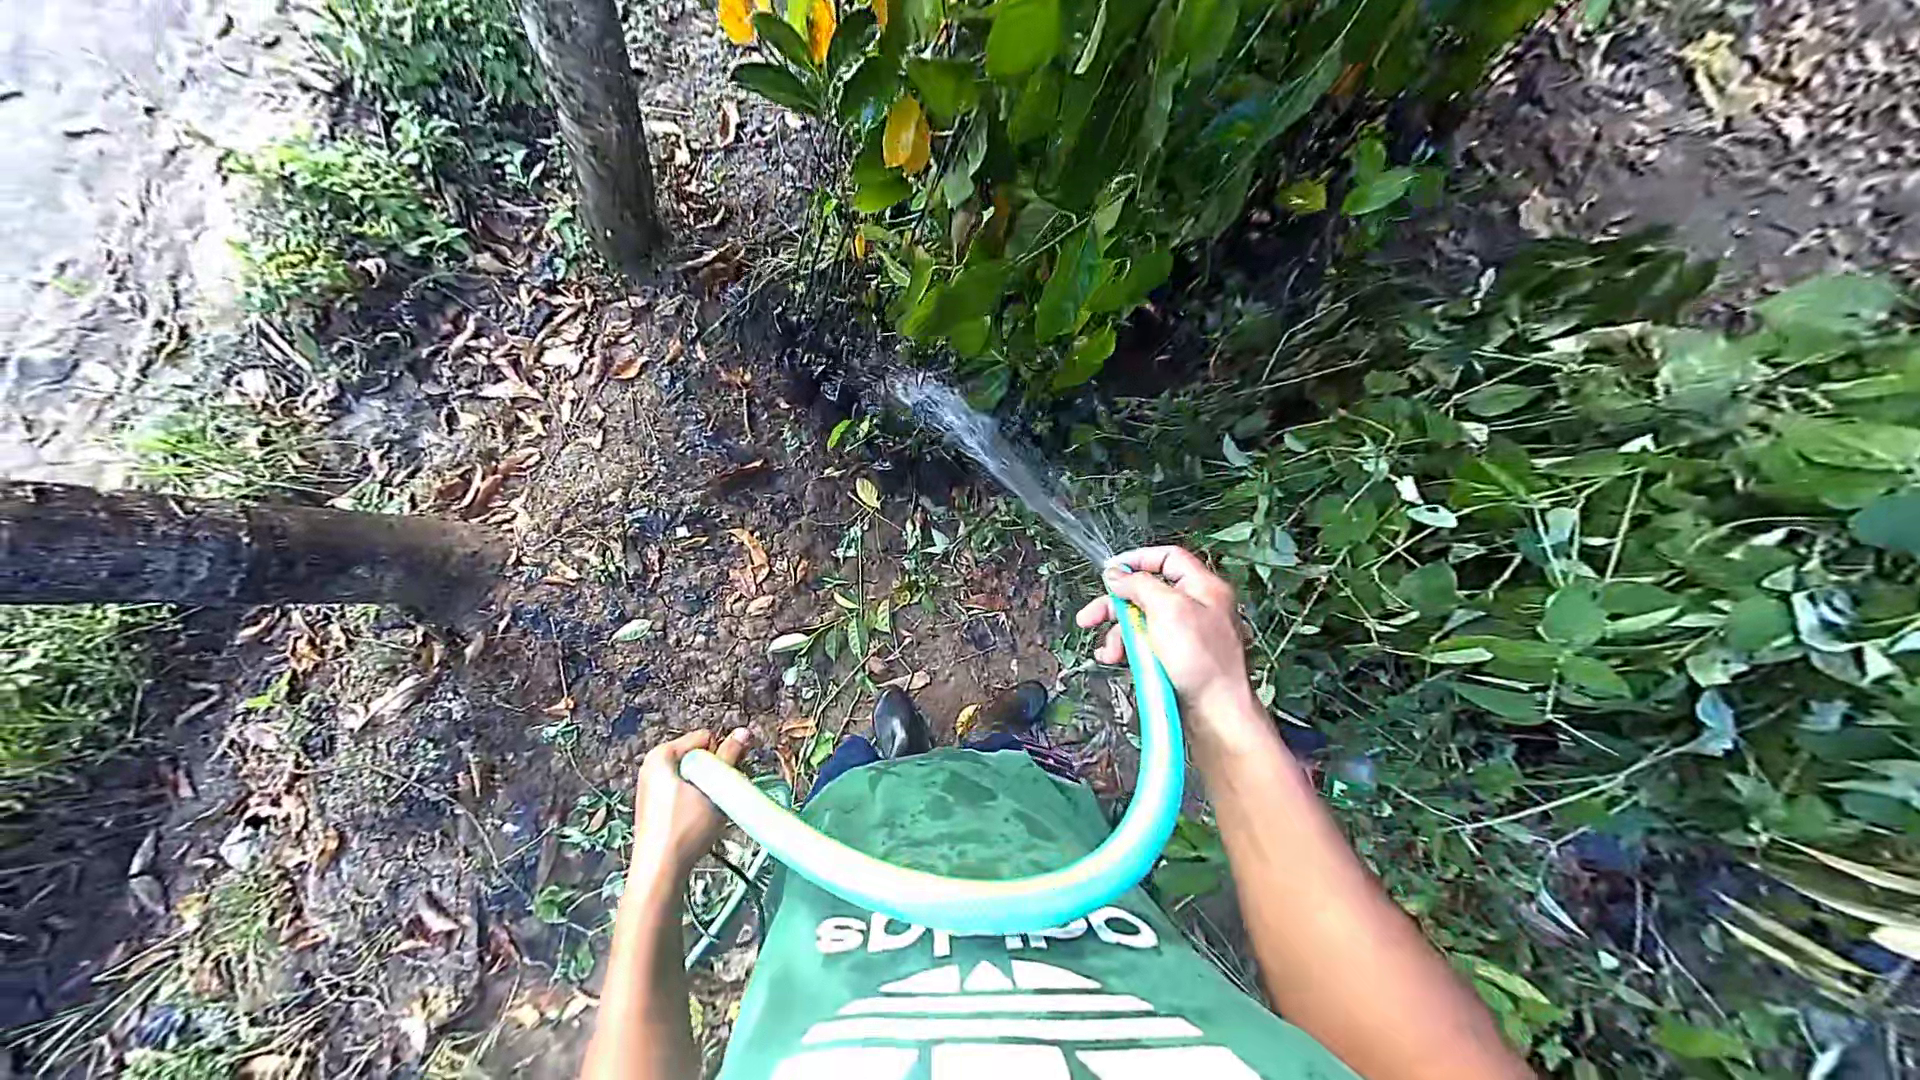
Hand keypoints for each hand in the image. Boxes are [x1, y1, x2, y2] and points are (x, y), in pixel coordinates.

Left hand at [629, 728, 750, 885]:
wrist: (660, 872)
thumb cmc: (685, 828)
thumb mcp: (714, 787)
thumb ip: (729, 756)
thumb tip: (744, 731)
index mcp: (661, 755)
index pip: (706, 738)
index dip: (721, 756)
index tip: (722, 779)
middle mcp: (652, 765)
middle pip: (700, 755)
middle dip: (715, 772)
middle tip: (718, 795)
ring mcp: (651, 785)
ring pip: (695, 774)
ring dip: (709, 786)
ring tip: (708, 809)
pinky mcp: (655, 804)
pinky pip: (685, 789)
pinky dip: (697, 798)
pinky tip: (697, 818)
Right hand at [1075, 546, 1259, 733]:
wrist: (1216, 713)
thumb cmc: (1204, 663)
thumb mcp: (1167, 609)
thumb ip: (1139, 585)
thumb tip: (1117, 574)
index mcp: (1203, 587)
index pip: (1167, 557)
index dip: (1137, 560)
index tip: (1111, 571)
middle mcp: (1196, 607)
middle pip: (1146, 592)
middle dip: (1115, 605)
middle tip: (1091, 616)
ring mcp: (1186, 634)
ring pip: (1141, 621)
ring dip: (1118, 634)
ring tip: (1109, 651)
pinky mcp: (1177, 657)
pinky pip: (1145, 645)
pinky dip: (1128, 650)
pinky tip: (1117, 659)